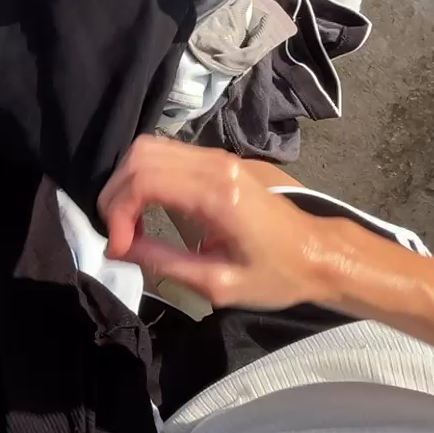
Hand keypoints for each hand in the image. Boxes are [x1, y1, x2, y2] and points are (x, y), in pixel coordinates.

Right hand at [99, 136, 345, 309]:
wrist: (318, 253)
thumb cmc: (276, 275)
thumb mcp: (218, 284)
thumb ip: (164, 262)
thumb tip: (120, 248)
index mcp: (217, 194)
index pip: (144, 181)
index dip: (117, 212)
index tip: (119, 247)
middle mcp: (214, 163)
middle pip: (139, 156)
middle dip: (115, 194)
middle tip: (116, 234)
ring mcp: (215, 155)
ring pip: (147, 148)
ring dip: (126, 182)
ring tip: (126, 221)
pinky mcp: (215, 158)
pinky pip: (163, 153)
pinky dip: (142, 176)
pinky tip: (145, 207)